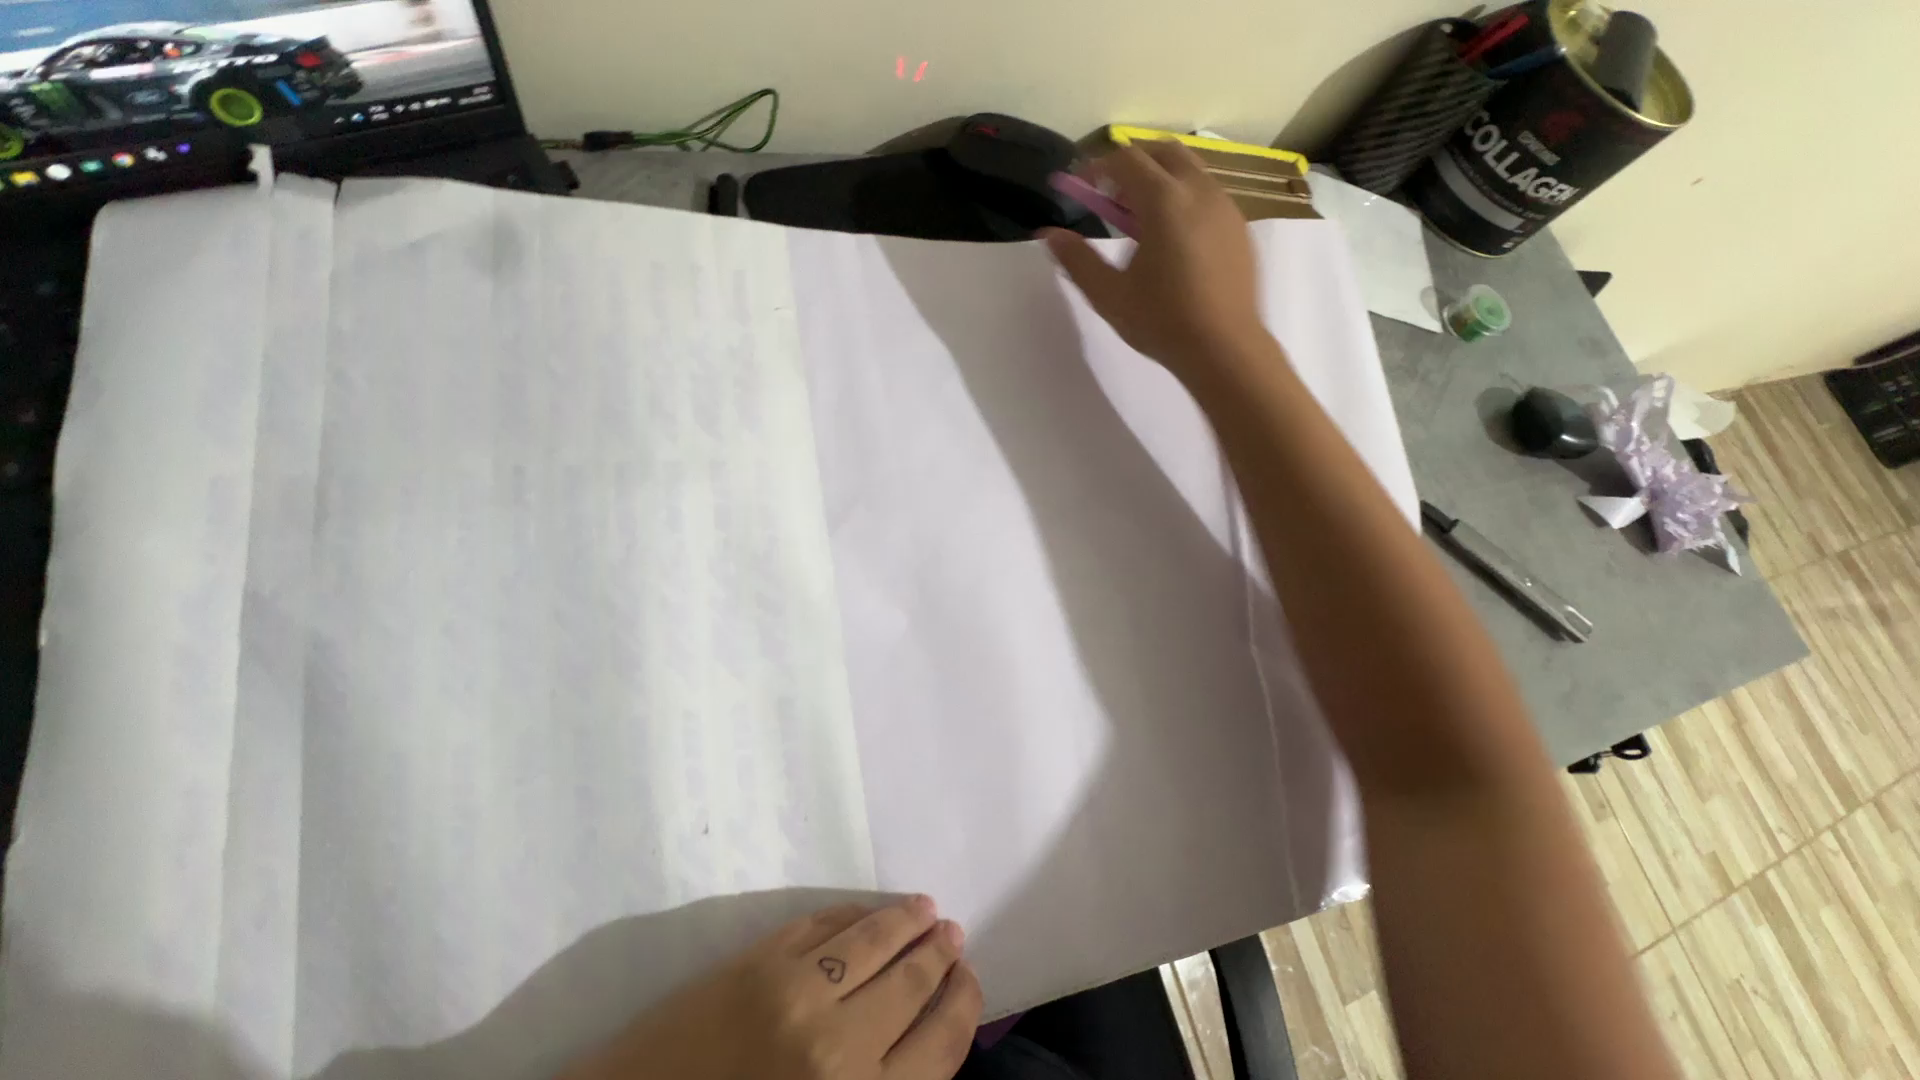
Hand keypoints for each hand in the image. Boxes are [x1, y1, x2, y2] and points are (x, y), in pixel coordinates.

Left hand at [562, 896, 981, 1079]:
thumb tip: (922, 1033)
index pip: (941, 1041)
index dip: (963, 1003)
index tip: (967, 978)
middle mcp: (840, 1045)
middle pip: (912, 984)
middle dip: (940, 955)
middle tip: (952, 934)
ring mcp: (797, 995)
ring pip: (872, 941)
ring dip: (906, 920)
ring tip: (924, 910)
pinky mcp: (758, 963)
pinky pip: (822, 926)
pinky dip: (852, 915)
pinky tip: (865, 914)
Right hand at [1041, 141, 1272, 383]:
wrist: (1225, 350)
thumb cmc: (1162, 322)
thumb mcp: (1109, 295)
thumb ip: (1077, 259)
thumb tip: (1049, 234)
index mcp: (1164, 201)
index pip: (1126, 160)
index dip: (1098, 168)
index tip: (1081, 189)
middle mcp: (1200, 192)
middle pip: (1163, 152)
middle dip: (1133, 164)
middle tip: (1111, 197)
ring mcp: (1226, 208)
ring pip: (1191, 171)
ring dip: (1161, 181)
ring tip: (1140, 222)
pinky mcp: (1240, 229)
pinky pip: (1208, 196)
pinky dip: (1184, 200)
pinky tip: (1172, 242)